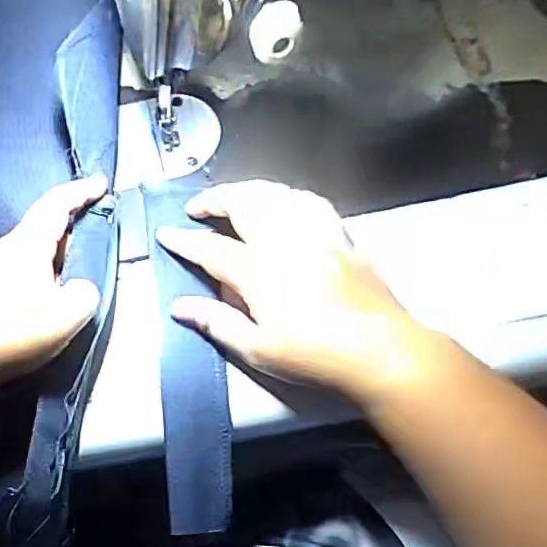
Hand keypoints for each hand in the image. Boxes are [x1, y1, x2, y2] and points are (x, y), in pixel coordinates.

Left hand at [0, 176, 108, 396]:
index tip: (101, 183)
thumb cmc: (15, 328)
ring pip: (32, 253)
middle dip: (70, 226)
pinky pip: (22, 273)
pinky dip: (42, 276)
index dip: (81, 192)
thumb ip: (86, 293)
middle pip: (43, 227)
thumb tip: (81, 289)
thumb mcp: (68, 313)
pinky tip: (47, 298)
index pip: (57, 204)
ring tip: (75, 274)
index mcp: (28, 243)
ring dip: (55, 257)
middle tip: (95, 235)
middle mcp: (7, 249)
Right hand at [157, 180, 442, 403]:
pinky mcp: (343, 236)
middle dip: (216, 199)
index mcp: (261, 271)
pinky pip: (310, 202)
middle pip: (245, 204)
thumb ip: (217, 323)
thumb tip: (179, 308)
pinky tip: (284, 202)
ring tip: (234, 198)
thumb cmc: (315, 356)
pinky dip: (287, 195)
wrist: (380, 350)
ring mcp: (318, 233)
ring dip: (249, 190)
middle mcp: (287, 241)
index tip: (166, 233)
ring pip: (277, 194)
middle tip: (197, 206)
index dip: (185, 240)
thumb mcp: (258, 350)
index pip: (213, 248)